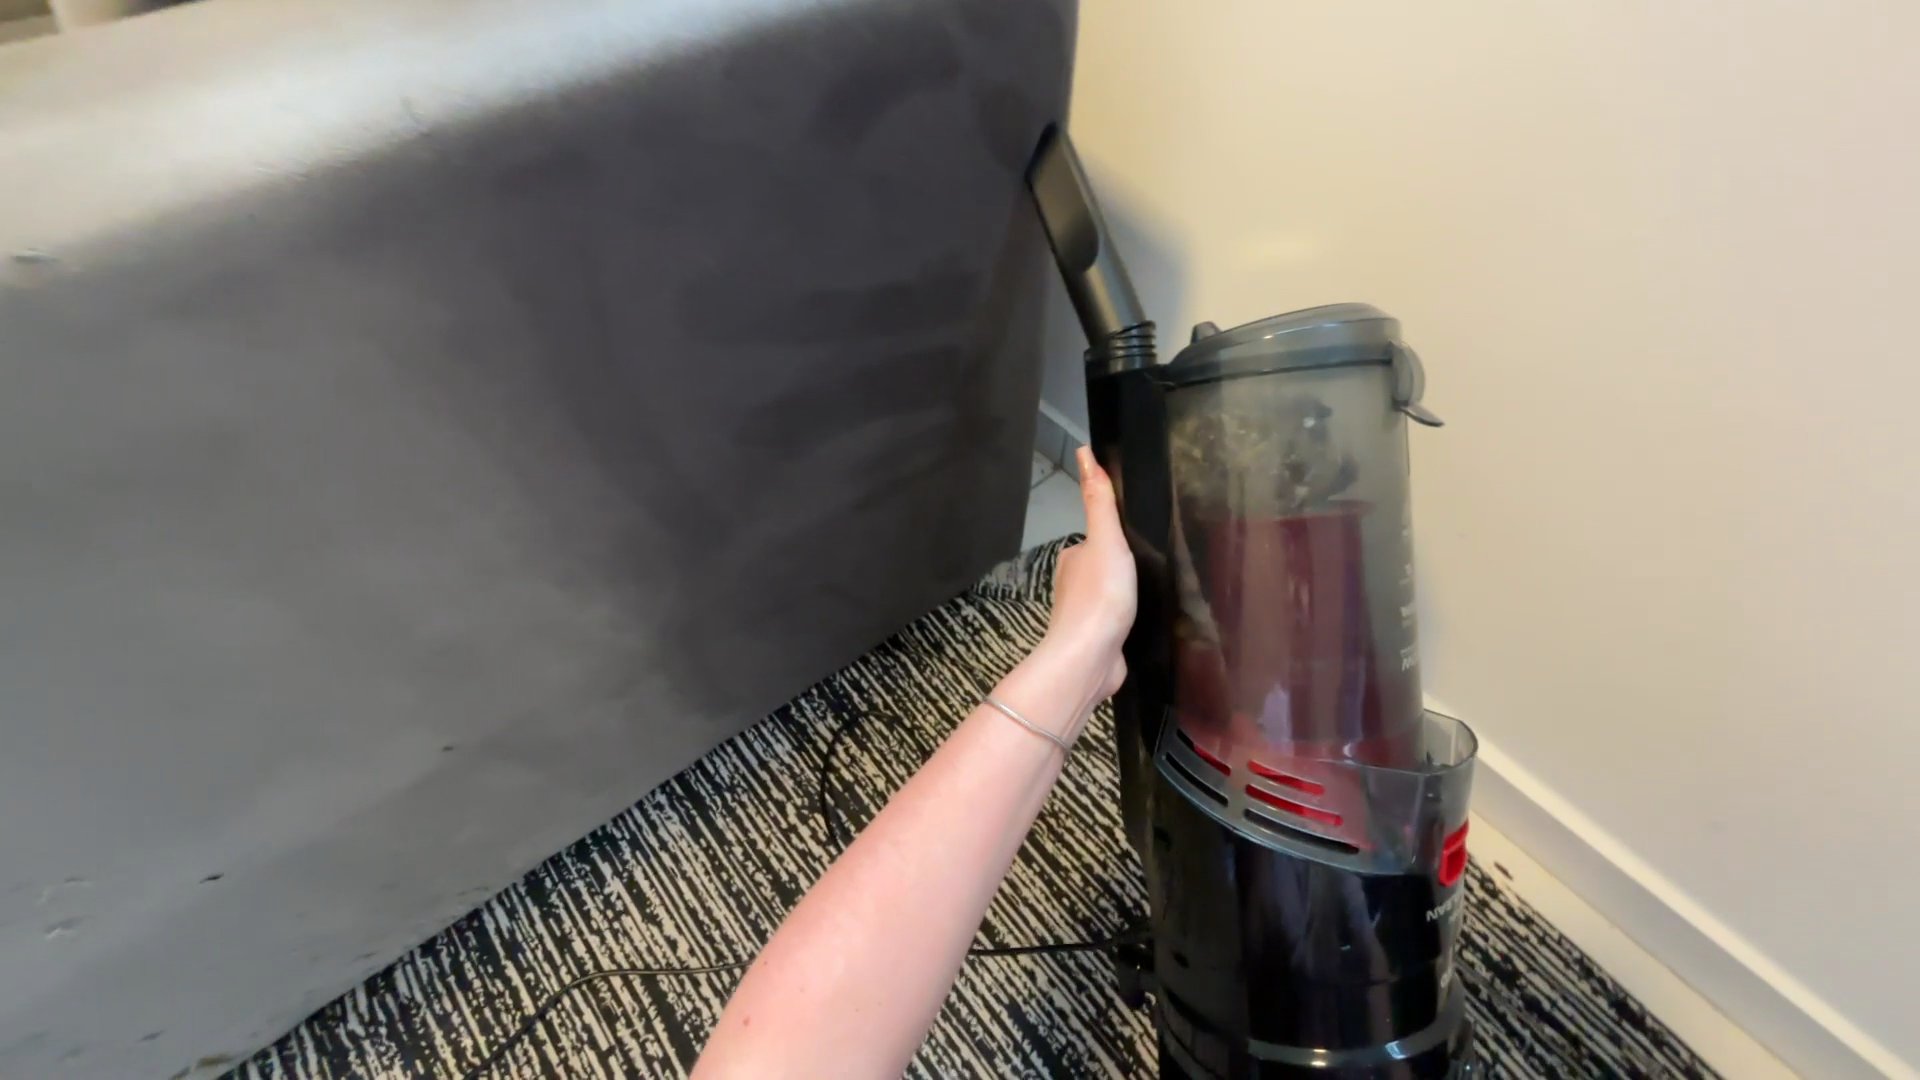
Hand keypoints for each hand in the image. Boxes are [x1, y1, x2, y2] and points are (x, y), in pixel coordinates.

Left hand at [1046, 447, 1136, 702]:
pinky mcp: (1098, 640)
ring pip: (1109, 595)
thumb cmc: (1100, 595)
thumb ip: (1100, 501)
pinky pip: (1116, 622)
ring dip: (1125, 594)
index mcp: (1073, 558)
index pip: (1097, 538)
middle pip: (1103, 566)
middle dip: (1123, 567)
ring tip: (1151, 592)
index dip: (1117, 539)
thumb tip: (1084, 452)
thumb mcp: (1106, 539)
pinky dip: (1127, 619)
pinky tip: (1142, 621)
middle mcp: (1073, 584)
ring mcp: (1084, 614)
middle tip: (1154, 566)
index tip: (1140, 543)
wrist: (1091, 656)